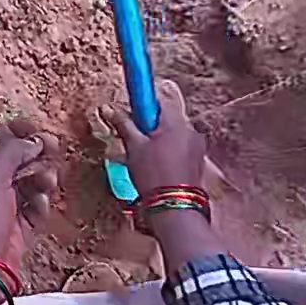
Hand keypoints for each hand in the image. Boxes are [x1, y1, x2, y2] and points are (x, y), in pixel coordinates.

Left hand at [0, 119, 61, 267]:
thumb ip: (12, 151)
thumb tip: (34, 140)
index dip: (16, 131)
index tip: (39, 129)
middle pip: (16, 160)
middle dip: (35, 153)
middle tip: (54, 150)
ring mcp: (2, 208)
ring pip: (29, 184)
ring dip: (42, 178)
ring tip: (47, 182)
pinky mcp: (17, 230)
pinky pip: (35, 209)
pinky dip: (40, 204)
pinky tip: (41, 206)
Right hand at [99, 80, 206, 194]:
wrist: (174, 204)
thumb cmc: (152, 174)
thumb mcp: (133, 146)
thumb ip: (123, 124)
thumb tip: (108, 108)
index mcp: (175, 123)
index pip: (158, 100)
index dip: (142, 101)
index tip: (131, 105)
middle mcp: (191, 130)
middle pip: (165, 117)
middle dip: (148, 124)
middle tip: (132, 138)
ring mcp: (197, 145)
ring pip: (172, 133)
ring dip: (157, 138)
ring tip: (143, 155)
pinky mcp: (198, 159)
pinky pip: (179, 146)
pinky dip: (167, 150)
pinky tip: (155, 164)